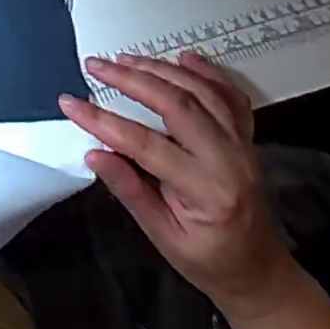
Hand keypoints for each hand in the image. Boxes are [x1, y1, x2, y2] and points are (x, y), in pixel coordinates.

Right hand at [58, 52, 304, 320]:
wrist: (260, 271)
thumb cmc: (208, 258)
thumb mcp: (162, 235)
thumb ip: (129, 190)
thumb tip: (93, 153)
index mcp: (207, 191)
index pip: (145, 144)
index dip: (102, 120)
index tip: (69, 104)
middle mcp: (231, 162)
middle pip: (179, 105)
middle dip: (131, 79)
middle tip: (96, 65)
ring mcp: (243, 147)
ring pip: (203, 93)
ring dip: (161, 69)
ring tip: (125, 59)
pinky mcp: (246, 139)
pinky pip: (231, 97)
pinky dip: (208, 73)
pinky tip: (184, 57)